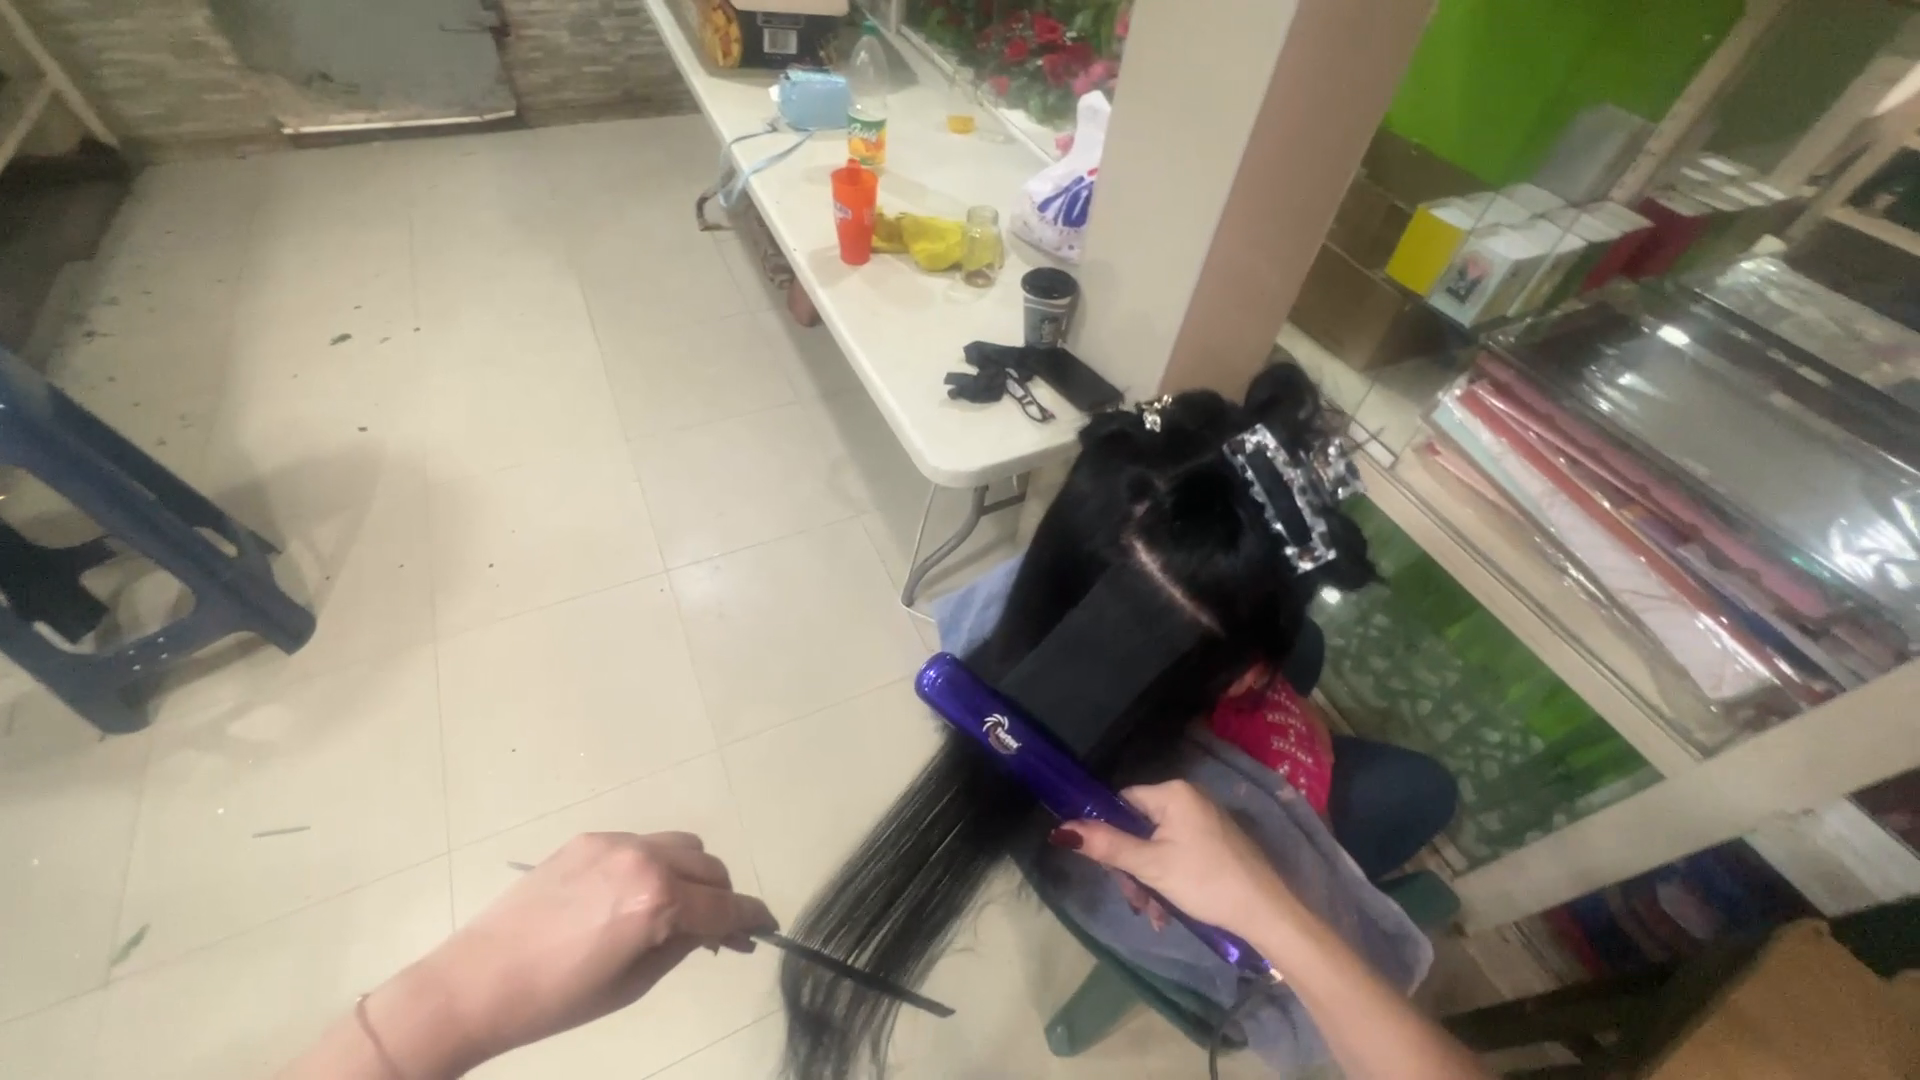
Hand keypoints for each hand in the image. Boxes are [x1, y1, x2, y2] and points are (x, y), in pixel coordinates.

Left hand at [368, 832, 775, 1072]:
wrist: (475, 983)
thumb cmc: (558, 1000)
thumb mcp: (634, 983)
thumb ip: (684, 944)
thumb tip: (716, 929)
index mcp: (657, 903)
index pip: (724, 907)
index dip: (751, 918)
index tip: (766, 926)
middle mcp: (646, 861)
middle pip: (711, 868)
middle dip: (721, 898)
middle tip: (714, 930)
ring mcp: (617, 843)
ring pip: (683, 845)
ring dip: (692, 873)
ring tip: (672, 905)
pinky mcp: (591, 837)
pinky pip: (644, 842)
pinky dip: (655, 863)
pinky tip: (629, 894)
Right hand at [1051, 780, 1296, 938]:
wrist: (1266, 913)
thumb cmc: (1205, 881)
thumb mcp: (1150, 866)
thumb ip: (1107, 845)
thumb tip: (1061, 830)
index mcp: (1172, 792)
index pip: (1122, 802)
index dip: (1108, 833)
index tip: (1107, 868)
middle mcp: (1188, 797)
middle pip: (1138, 826)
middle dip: (1130, 866)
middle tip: (1135, 900)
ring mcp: (1204, 819)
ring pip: (1156, 844)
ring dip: (1147, 879)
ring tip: (1153, 913)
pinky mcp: (1215, 841)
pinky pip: (1176, 852)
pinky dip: (1167, 878)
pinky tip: (1168, 910)